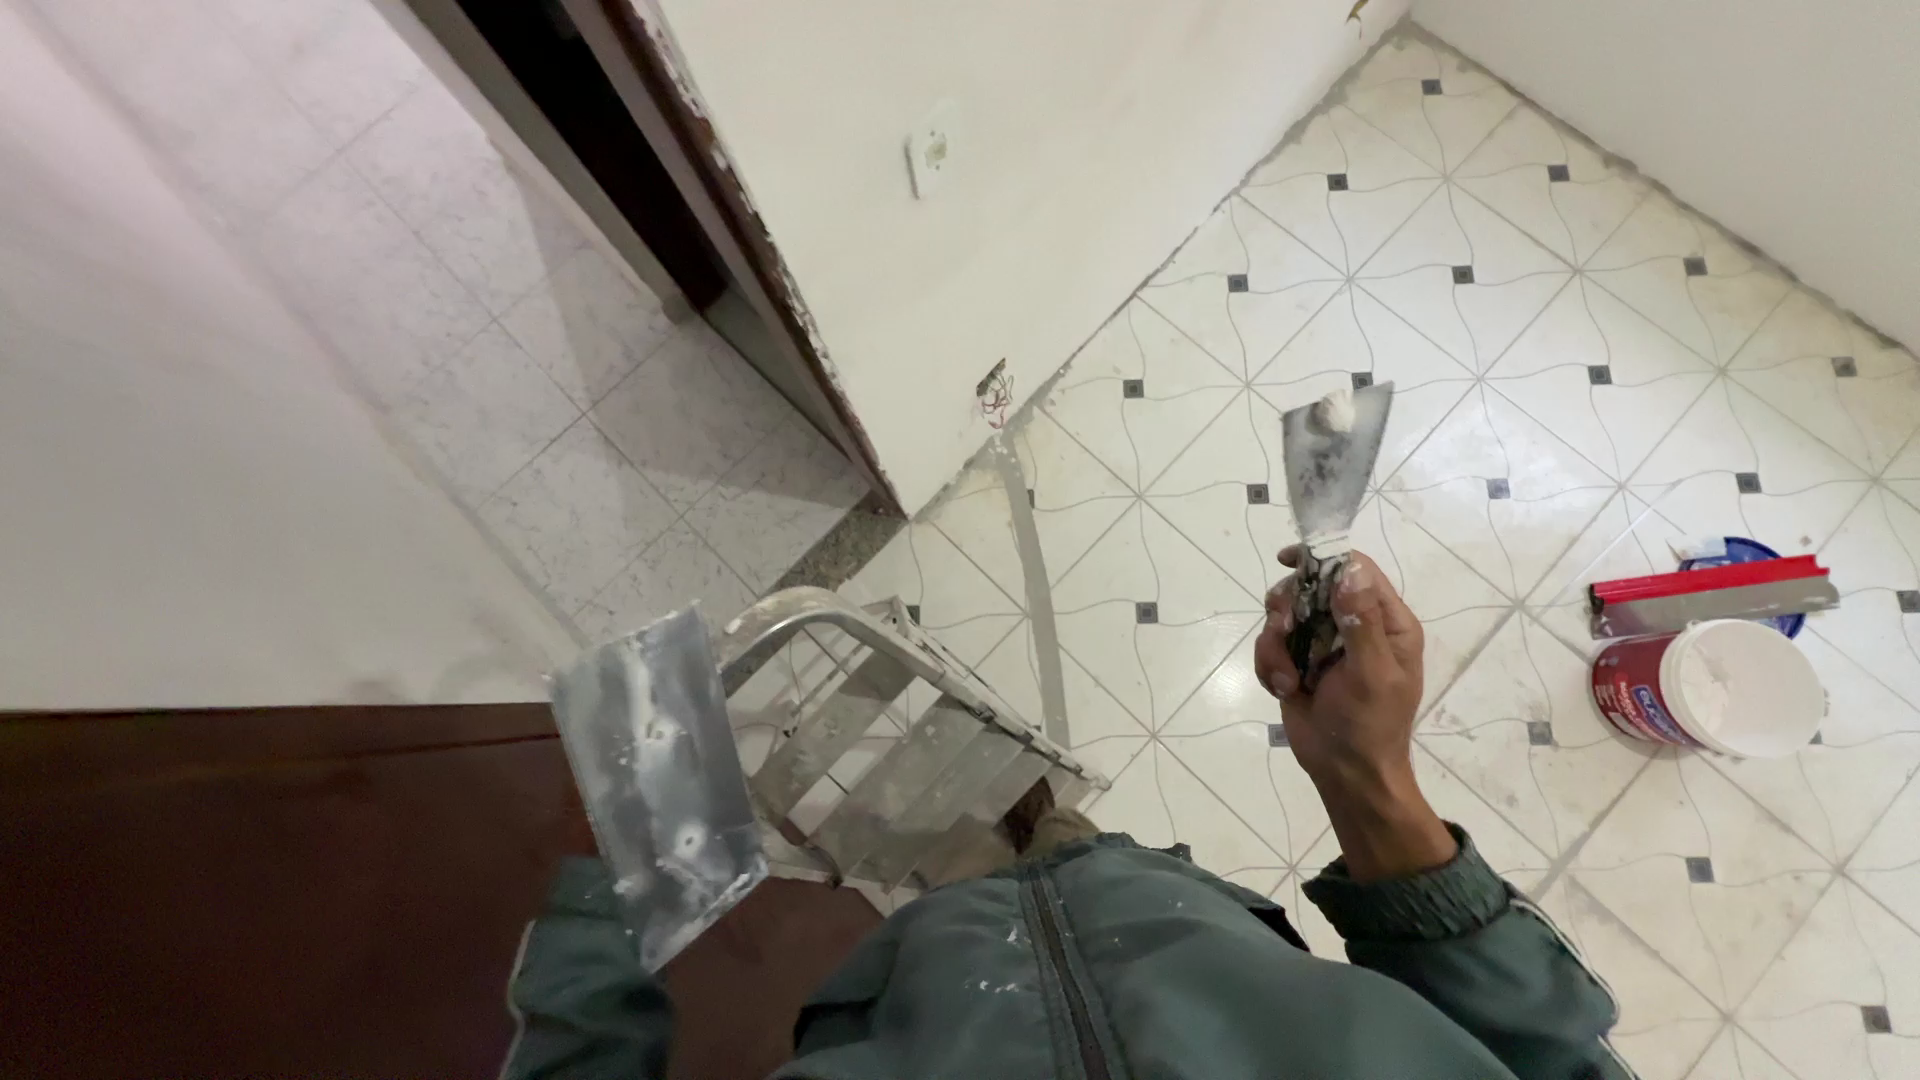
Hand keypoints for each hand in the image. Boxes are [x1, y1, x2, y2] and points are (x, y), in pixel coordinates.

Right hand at [1253, 546, 1454, 881]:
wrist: (1344, 772)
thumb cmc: (1369, 725)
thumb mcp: (1372, 674)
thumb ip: (1361, 622)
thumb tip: (1348, 572)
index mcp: (1385, 623)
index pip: (1355, 571)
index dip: (1322, 559)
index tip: (1287, 562)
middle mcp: (1352, 625)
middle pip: (1307, 587)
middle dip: (1286, 609)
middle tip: (1281, 631)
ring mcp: (1321, 643)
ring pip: (1281, 616)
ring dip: (1275, 646)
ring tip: (1286, 677)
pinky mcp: (1295, 660)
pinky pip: (1269, 645)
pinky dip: (1268, 665)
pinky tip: (1283, 688)